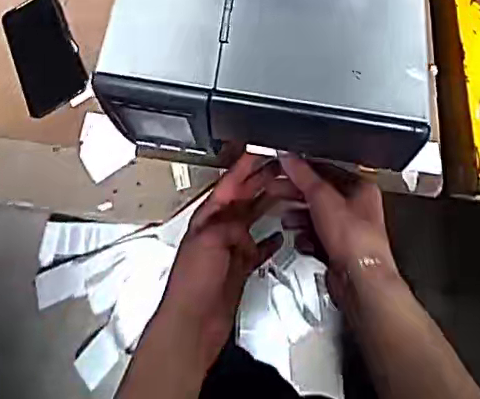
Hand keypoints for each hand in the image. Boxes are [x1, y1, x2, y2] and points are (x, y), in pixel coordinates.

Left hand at [143, 155, 282, 370]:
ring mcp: (229, 249)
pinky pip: (258, 250)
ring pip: (253, 220)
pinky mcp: (238, 270)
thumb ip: (231, 227)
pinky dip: (269, 242)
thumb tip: (247, 229)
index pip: (229, 184)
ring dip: (270, 207)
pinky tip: (279, 237)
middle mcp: (219, 230)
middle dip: (263, 182)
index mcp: (208, 218)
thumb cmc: (190, 286)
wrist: (190, 328)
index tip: (261, 152)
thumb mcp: (209, 243)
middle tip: (284, 170)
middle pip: (245, 198)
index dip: (245, 167)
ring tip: (289, 196)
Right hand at [275, 153, 395, 302]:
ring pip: (316, 218)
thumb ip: (303, 176)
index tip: (285, 168)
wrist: (360, 283)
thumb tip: (290, 159)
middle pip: (319, 194)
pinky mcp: (338, 253)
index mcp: (361, 189)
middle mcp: (357, 209)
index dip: (304, 169)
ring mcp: (348, 233)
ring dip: (298, 217)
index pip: (328, 170)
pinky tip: (298, 239)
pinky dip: (305, 238)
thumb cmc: (356, 240)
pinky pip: (316, 239)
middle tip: (276, 190)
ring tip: (285, 217)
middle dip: (296, 194)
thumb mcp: (323, 198)